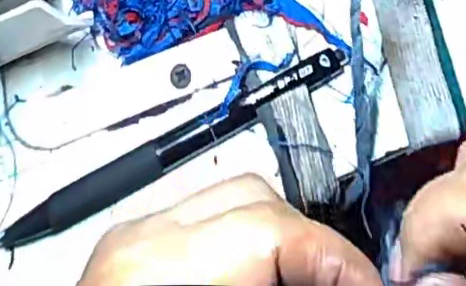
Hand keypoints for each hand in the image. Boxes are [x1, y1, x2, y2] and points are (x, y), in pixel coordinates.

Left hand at [80, 174, 383, 285]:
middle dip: (311, 247)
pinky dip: (242, 252)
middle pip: (252, 196)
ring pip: (228, 201)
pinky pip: (200, 224)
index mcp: (160, 269)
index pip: (270, 224)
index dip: (337, 260)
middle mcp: (140, 236)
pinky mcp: (128, 249)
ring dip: (279, 244)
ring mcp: (130, 238)